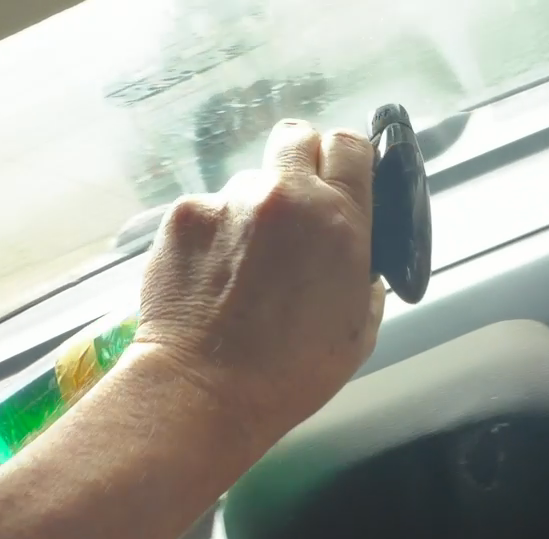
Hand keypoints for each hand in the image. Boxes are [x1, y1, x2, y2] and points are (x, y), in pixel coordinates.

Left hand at [132, 119, 385, 444]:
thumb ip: (364, 282)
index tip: (342, 182)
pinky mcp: (184, 216)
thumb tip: (357, 266)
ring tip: (247, 270)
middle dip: (302, 165)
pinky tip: (214, 279)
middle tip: (298, 212)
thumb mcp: (358, 334)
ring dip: (255, 213)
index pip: (351, 145)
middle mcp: (285, 197)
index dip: (347, 162)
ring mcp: (228, 201)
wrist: (208, 390)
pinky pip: (209, 210)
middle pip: (297, 138)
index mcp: (339, 222)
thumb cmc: (291, 375)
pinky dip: (216, 237)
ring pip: (249, 183)